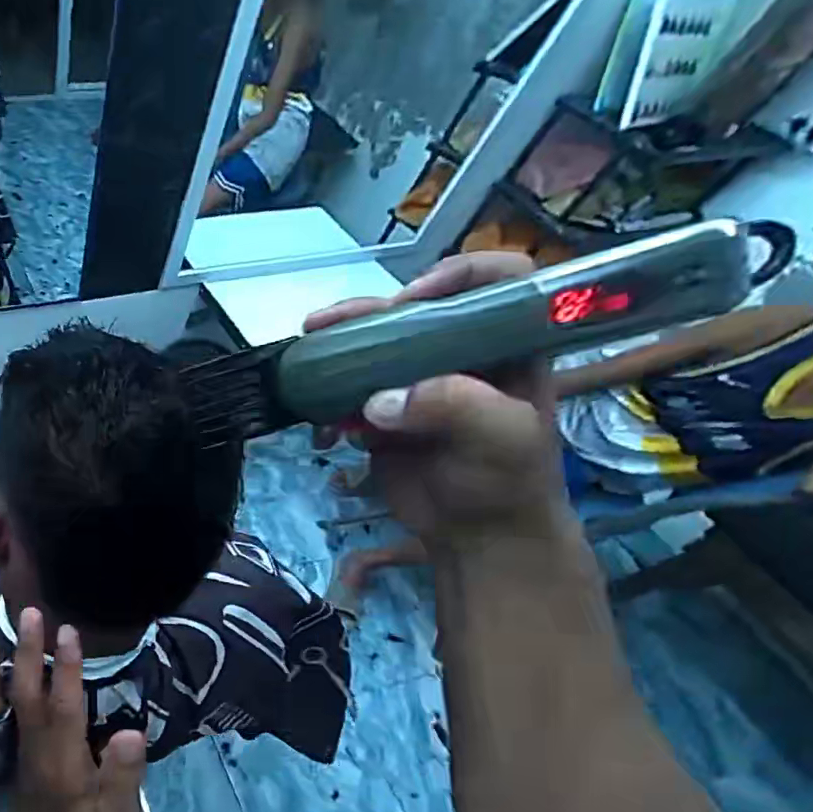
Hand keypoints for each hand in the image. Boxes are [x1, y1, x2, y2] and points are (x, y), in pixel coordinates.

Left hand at [0, 608, 147, 811]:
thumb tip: (132, 732)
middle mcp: (35, 747)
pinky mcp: (4, 751)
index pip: (65, 707)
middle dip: (28, 652)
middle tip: (29, 612)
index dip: (67, 669)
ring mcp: (14, 748)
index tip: (68, 631)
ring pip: (0, 702)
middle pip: (28, 694)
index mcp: (64, 761)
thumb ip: (123, 778)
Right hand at [304, 252, 570, 542]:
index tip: (414, 299)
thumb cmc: (507, 481)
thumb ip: (453, 406)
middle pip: (413, 311)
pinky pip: (348, 395)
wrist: (477, 536)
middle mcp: (459, 354)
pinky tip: (321, 427)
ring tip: (305, 360)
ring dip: (335, 353)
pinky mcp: (383, 413)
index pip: (496, 282)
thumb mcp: (501, 438)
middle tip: (325, 324)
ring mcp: (416, 383)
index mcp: (506, 346)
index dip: (458, 275)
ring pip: (372, 349)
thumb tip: (377, 401)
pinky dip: (327, 405)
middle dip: (367, 314)